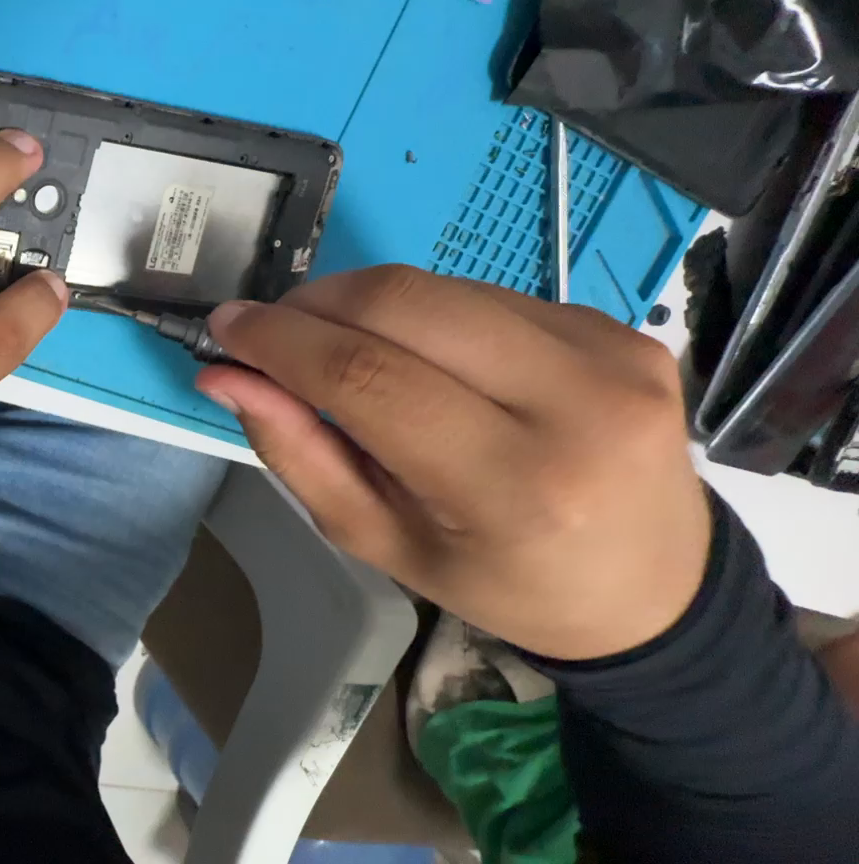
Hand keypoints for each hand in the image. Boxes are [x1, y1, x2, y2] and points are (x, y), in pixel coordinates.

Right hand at [194, 265, 711, 661]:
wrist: (653, 589)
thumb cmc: (493, 577)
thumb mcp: (373, 536)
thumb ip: (293, 450)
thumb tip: (224, 376)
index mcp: (511, 485)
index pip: (366, 377)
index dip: (280, 341)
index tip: (225, 327)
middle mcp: (577, 405)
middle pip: (403, 304)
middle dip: (313, 303)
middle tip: (271, 329)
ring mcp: (612, 356)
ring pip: (437, 287)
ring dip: (360, 304)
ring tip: (335, 345)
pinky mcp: (623, 331)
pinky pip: (481, 294)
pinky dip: (419, 313)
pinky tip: (416, 353)